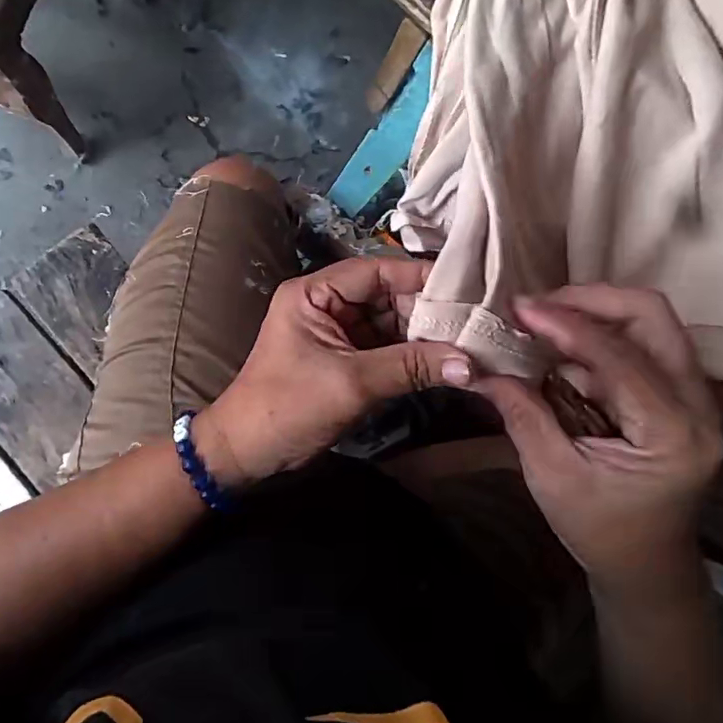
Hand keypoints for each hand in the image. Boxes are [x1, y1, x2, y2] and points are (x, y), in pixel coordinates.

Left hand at [197, 256, 471, 487]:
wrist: (246, 452)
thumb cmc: (287, 407)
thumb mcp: (350, 384)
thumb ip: (409, 368)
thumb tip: (470, 363)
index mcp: (314, 293)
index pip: (374, 271)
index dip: (419, 277)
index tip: (466, 287)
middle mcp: (326, 304)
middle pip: (387, 296)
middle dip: (428, 310)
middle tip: (476, 320)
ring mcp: (336, 332)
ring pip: (390, 323)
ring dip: (425, 334)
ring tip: (472, 339)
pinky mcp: (345, 359)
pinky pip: (386, 348)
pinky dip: (413, 355)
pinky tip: (447, 360)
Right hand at [469, 285, 722, 597]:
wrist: (647, 566)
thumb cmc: (601, 530)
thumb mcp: (552, 475)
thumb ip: (522, 413)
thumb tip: (482, 368)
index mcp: (672, 433)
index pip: (619, 355)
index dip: (565, 324)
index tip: (519, 308)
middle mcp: (698, 406)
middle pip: (653, 317)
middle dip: (590, 299)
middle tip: (538, 306)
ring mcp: (696, 398)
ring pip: (652, 323)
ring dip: (595, 312)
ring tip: (543, 322)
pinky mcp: (679, 395)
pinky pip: (643, 343)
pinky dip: (600, 334)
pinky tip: (562, 347)